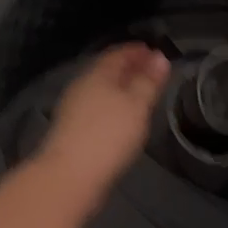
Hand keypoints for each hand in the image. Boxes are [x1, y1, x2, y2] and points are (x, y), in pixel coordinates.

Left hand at [36, 44, 170, 198]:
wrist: (68, 177)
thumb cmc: (108, 135)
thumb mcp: (137, 105)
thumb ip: (149, 81)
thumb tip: (160, 57)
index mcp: (98, 74)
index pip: (119, 53)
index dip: (138, 50)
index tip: (155, 52)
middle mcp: (82, 85)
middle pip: (108, 70)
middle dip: (130, 68)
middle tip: (152, 72)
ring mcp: (74, 108)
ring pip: (102, 89)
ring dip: (121, 88)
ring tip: (141, 95)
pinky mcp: (72, 130)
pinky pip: (97, 107)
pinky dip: (113, 105)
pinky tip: (122, 117)